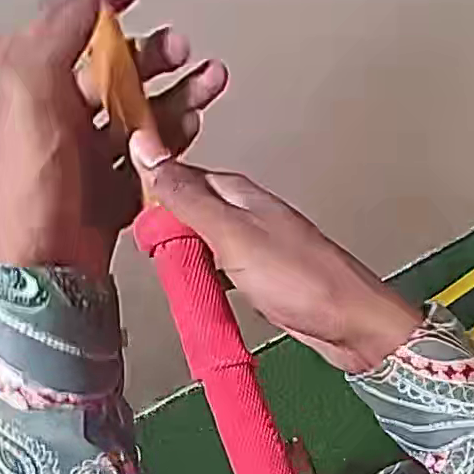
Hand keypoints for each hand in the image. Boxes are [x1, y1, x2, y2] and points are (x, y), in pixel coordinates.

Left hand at [0, 0, 227, 273]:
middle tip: (181, 48)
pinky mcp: (113, 190)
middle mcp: (61, 115)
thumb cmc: (26, 189)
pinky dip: (174, 144)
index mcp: (32, 80)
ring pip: (141, 114)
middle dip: (153, 55)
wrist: (44, 265)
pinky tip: (192, 129)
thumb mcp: (28, 89)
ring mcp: (90, 155)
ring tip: (205, 82)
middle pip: (116, 71)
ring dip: (177, 95)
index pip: (72, 21)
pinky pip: (150, 159)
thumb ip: (57, 29)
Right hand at [131, 130, 421, 372]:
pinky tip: (200, 290)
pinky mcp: (264, 279)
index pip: (181, 175)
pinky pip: (223, 270)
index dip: (151, 188)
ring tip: (167, 271)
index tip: (125, 211)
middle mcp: (247, 214)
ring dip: (185, 254)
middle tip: (147, 251)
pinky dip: (207, 278)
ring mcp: (257, 248)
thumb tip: (146, 149)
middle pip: (191, 209)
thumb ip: (188, 198)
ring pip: (206, 242)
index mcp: (238, 192)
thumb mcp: (233, 235)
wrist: (349, 325)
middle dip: (165, 226)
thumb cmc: (299, 280)